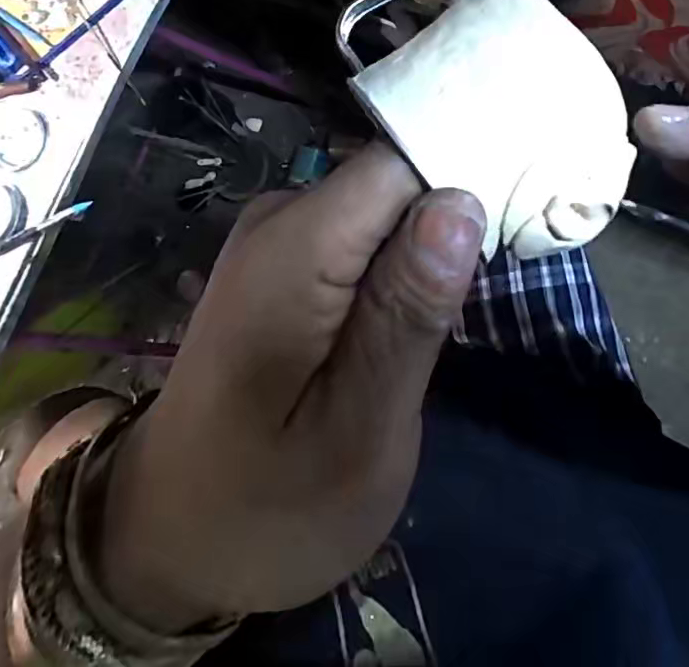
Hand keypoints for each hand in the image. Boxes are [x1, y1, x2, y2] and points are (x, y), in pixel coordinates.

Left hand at [96, 144, 485, 631]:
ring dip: (425, 252)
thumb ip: (407, 313)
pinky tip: (406, 317)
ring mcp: (273, 236)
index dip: (463, 182)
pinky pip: (357, 234)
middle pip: (391, 179)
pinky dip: (394, 266)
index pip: (399, 161)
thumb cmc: (266, 506)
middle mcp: (277, 219)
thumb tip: (461, 202)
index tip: (516, 235)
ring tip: (448, 321)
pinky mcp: (281, 261)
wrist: (172, 527)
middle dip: (450, 225)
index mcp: (293, 249)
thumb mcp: (358, 432)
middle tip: (480, 305)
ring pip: (380, 207)